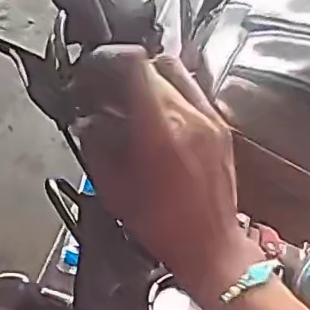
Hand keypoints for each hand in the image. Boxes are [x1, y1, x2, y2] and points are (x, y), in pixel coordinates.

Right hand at [71, 47, 267, 305]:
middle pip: (153, 63)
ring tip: (133, 104)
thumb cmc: (168, 230)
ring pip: (177, 72)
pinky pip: (194, 93)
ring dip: (150, 80)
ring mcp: (210, 121)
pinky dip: (172, 95)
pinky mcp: (221, 129)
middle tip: (108, 94)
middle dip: (125, 72)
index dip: (106, 61)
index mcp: (161, 129)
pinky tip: (158, 119)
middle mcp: (191, 117)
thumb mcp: (116, 192)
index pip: (133, 64)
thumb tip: (88, 124)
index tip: (93, 73)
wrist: (210, 248)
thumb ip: (98, 148)